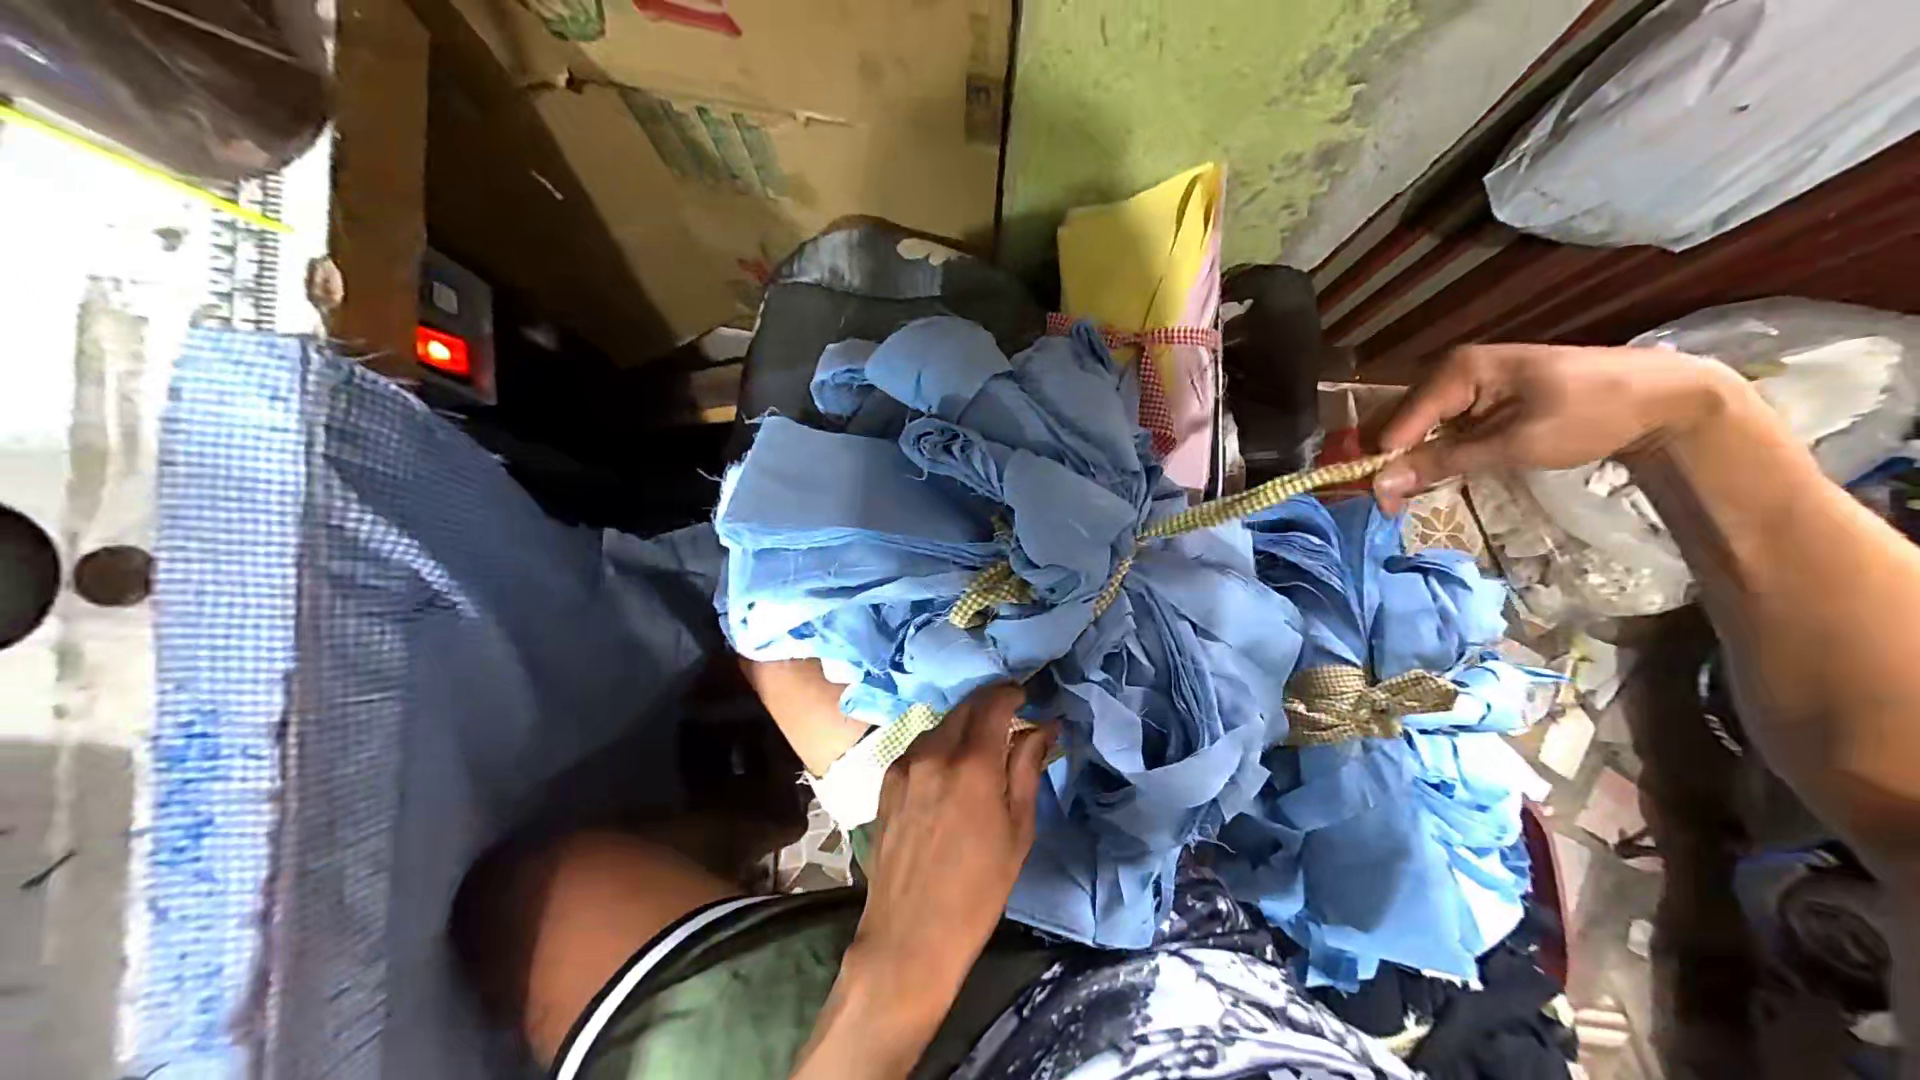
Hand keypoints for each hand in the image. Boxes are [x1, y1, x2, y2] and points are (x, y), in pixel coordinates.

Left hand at [852, 685, 1050, 1013]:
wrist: (910, 934)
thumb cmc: (978, 888)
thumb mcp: (1018, 829)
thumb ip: (1027, 768)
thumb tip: (1043, 727)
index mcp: (971, 764)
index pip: (992, 703)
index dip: (1010, 692)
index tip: (1024, 696)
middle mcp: (933, 752)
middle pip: (964, 707)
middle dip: (988, 704)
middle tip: (1008, 718)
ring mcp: (903, 764)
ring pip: (940, 726)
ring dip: (963, 726)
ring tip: (980, 751)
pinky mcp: (886, 780)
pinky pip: (919, 748)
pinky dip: (940, 746)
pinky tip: (949, 772)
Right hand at [1370, 343, 1743, 511]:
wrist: (1667, 395)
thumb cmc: (1593, 414)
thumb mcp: (1515, 444)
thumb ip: (1443, 462)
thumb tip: (1381, 485)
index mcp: (1455, 370)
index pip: (1395, 425)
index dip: (1384, 466)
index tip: (1388, 508)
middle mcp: (1449, 370)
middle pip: (1397, 423)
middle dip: (1392, 463)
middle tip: (1399, 505)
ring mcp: (1463, 381)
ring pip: (1413, 427)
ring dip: (1411, 460)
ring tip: (1415, 493)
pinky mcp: (1476, 395)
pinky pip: (1436, 426)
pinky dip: (1432, 452)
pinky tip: (1438, 471)